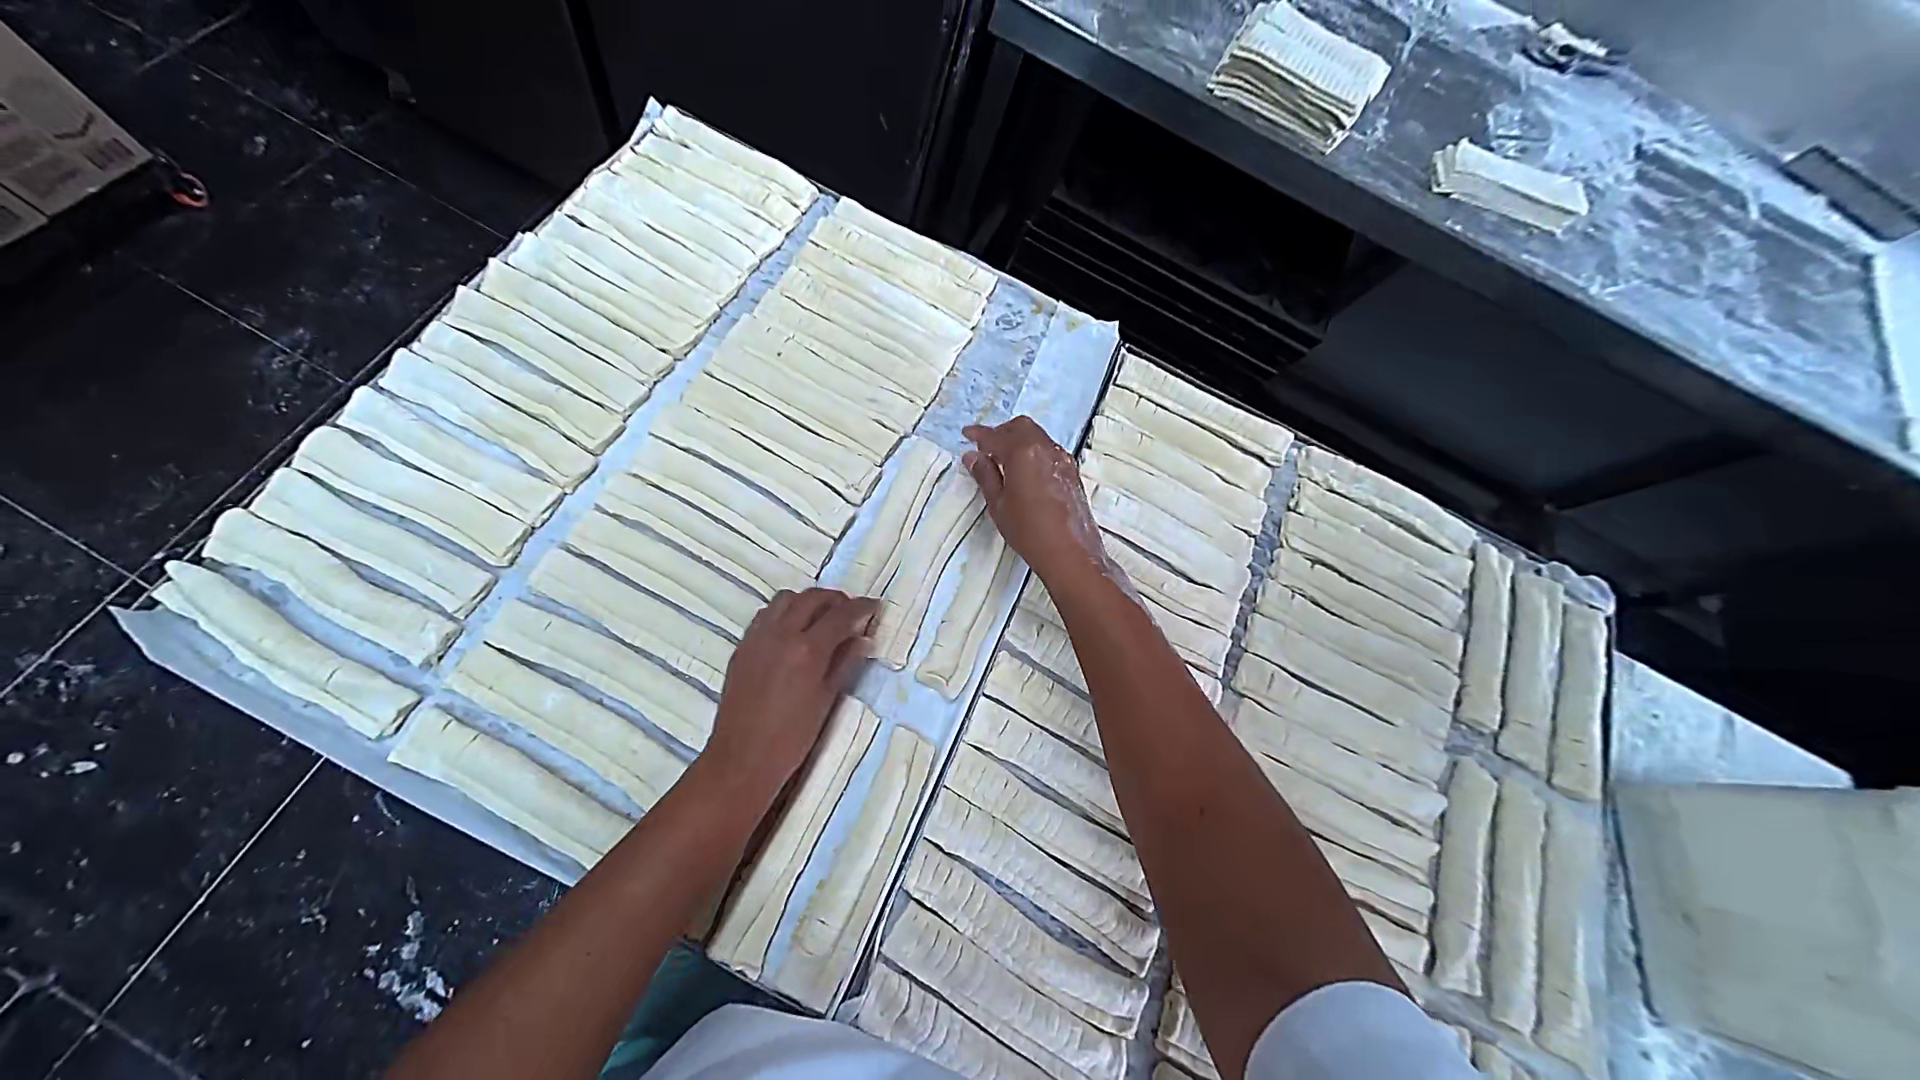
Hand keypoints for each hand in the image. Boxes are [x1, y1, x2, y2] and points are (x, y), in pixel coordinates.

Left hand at [703, 589, 877, 804]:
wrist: (743, 758)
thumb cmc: (792, 737)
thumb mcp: (827, 699)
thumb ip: (845, 663)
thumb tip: (862, 639)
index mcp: (807, 650)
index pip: (840, 615)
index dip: (861, 608)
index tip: (873, 607)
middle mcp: (780, 634)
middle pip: (812, 598)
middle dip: (835, 599)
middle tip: (849, 612)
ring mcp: (757, 638)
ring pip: (785, 599)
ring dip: (807, 602)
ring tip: (820, 618)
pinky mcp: (742, 647)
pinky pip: (765, 615)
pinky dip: (784, 613)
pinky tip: (792, 632)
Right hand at [962, 416, 1107, 585]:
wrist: (1070, 553)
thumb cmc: (1029, 531)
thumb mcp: (998, 505)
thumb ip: (985, 475)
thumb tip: (972, 456)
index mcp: (1023, 452)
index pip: (996, 436)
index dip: (979, 434)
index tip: (967, 434)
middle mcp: (1046, 449)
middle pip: (1020, 428)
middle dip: (1001, 432)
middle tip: (985, 448)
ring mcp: (1062, 459)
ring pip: (1037, 436)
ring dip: (1018, 441)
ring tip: (1002, 460)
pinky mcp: (1072, 472)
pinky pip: (1048, 451)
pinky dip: (1032, 452)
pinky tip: (1024, 471)